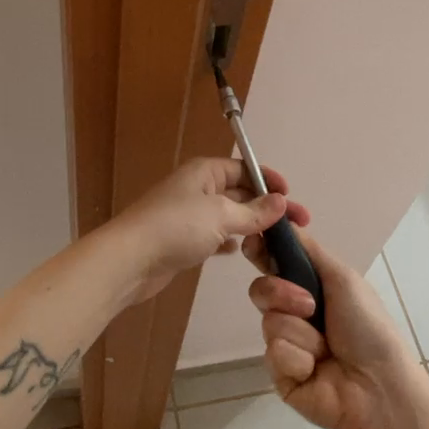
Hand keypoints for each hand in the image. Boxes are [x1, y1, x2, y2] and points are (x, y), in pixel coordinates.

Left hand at [109, 157, 310, 305]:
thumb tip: (281, 201)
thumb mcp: (220, 215)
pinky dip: (230, 241)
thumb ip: (253, 211)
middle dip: (266, 207)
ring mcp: (188, 215)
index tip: (291, 197)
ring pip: (228, 216)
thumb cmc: (176, 227)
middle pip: (239, 192)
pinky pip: (214, 236)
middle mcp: (197, 189)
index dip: (268, 180)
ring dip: (251, 226)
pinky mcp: (183, 241)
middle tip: (298, 226)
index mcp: (204, 172)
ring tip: (277, 242)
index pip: (243, 168)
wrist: (130, 260)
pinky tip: (243, 251)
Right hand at [245, 231, 417, 428]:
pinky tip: (317, 370)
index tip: (254, 244)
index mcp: (309, 288)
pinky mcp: (281, 375)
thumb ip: (307, 249)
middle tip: (309, 306)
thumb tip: (280, 219)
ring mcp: (286, 345)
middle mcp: (294, 314)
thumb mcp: (342, 277)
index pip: (272, 263)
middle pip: (261, 290)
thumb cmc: (367, 326)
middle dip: (282, 294)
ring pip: (269, 323)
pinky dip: (299, 358)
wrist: (379, 387)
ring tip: (325, 347)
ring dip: (300, 332)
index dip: (259, 252)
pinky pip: (274, 354)